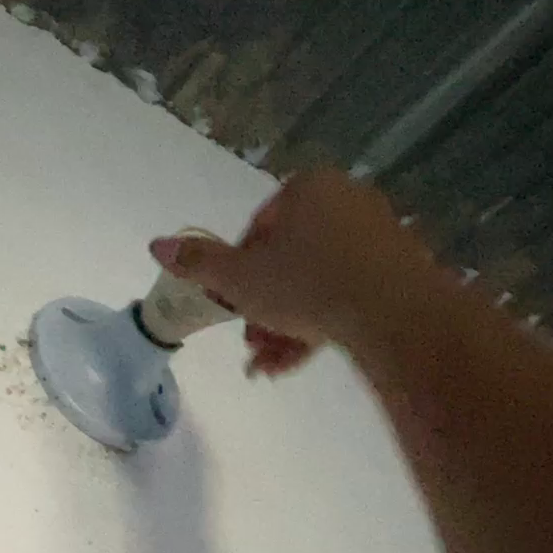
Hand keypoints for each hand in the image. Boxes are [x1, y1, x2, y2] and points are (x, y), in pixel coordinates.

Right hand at [148, 167, 440, 377]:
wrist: (392, 312)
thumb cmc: (304, 285)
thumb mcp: (237, 279)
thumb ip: (197, 262)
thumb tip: (155, 244)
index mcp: (305, 189)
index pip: (256, 230)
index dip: (237, 272)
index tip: (232, 304)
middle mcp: (344, 200)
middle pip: (285, 259)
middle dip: (261, 306)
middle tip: (249, 339)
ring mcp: (375, 234)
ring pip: (313, 282)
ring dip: (283, 324)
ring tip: (267, 363)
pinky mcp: (396, 268)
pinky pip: (344, 293)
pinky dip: (317, 324)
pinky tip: (293, 362)